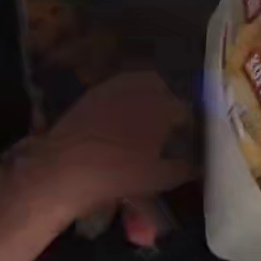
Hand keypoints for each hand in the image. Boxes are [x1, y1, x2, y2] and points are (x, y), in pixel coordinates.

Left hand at [9, 72, 194, 218]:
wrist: (65, 169)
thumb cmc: (118, 174)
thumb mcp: (157, 178)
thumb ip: (182, 169)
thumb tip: (195, 165)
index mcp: (163, 107)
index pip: (184, 109)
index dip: (186, 124)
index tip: (184, 137)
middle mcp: (139, 89)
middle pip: (161, 86)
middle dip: (165, 100)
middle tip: (163, 122)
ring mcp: (112, 88)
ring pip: (136, 82)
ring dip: (143, 95)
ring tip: (141, 119)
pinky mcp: (90, 94)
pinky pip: (114, 88)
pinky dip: (121, 99)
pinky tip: (116, 119)